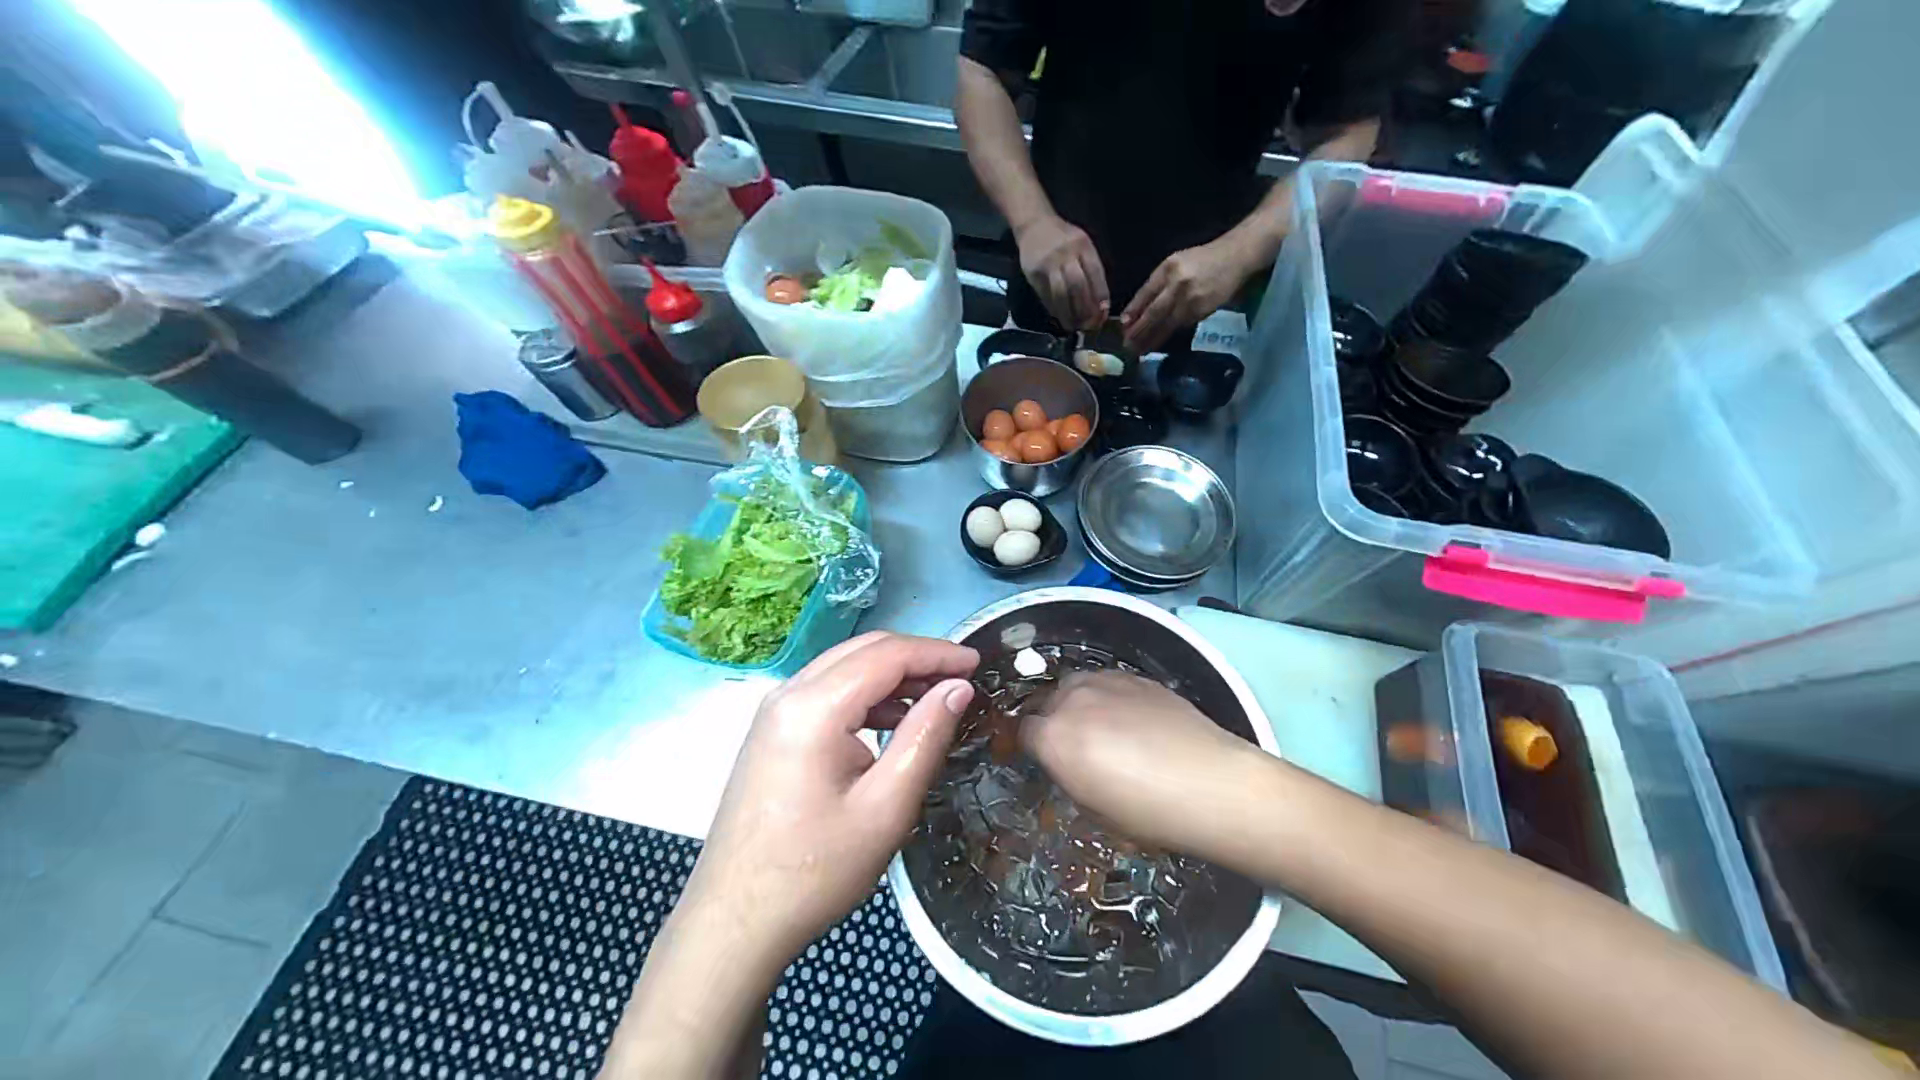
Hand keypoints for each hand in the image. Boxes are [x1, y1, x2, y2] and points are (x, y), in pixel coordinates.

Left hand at [603, 632, 977, 1078]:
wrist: (734, 921)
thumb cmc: (815, 871)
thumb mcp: (885, 809)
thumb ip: (925, 738)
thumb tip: (958, 688)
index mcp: (813, 707)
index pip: (886, 656)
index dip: (937, 653)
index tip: (979, 663)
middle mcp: (788, 693)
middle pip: (863, 652)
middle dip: (916, 657)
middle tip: (962, 677)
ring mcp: (774, 711)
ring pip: (844, 668)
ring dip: (891, 673)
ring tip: (936, 696)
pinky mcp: (772, 731)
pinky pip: (827, 692)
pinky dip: (866, 694)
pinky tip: (892, 719)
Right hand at [1015, 213, 1109, 330]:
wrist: (1034, 225)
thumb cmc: (1063, 238)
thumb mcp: (1082, 244)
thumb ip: (1090, 268)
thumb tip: (1099, 302)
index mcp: (1082, 246)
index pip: (1095, 273)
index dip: (1099, 295)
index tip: (1102, 313)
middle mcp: (1066, 254)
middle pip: (1078, 286)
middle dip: (1084, 308)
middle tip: (1088, 325)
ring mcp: (1048, 264)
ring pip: (1061, 293)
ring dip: (1068, 313)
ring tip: (1073, 326)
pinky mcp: (1034, 273)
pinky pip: (1046, 295)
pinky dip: (1054, 309)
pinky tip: (1060, 317)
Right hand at [1021, 670, 1266, 855]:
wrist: (1211, 784)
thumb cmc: (1149, 812)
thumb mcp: (1092, 807)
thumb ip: (1068, 774)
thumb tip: (1066, 761)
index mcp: (1053, 738)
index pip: (1023, 731)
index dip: (1033, 747)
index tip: (1045, 759)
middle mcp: (1072, 701)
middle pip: (1047, 702)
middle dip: (1053, 721)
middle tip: (1075, 747)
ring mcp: (1106, 682)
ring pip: (1075, 686)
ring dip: (1078, 704)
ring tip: (1101, 727)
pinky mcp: (1137, 677)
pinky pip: (1107, 682)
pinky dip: (1108, 697)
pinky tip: (1130, 717)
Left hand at [1120, 237, 1255, 351]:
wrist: (1235, 257)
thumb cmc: (1201, 261)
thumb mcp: (1174, 264)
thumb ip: (1156, 285)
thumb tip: (1135, 312)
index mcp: (1168, 268)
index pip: (1145, 294)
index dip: (1133, 313)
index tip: (1123, 327)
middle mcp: (1179, 284)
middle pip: (1154, 313)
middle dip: (1139, 332)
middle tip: (1127, 346)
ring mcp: (1192, 299)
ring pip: (1166, 324)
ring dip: (1151, 340)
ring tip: (1139, 351)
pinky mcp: (1203, 311)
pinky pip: (1181, 326)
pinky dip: (1168, 335)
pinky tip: (1158, 342)